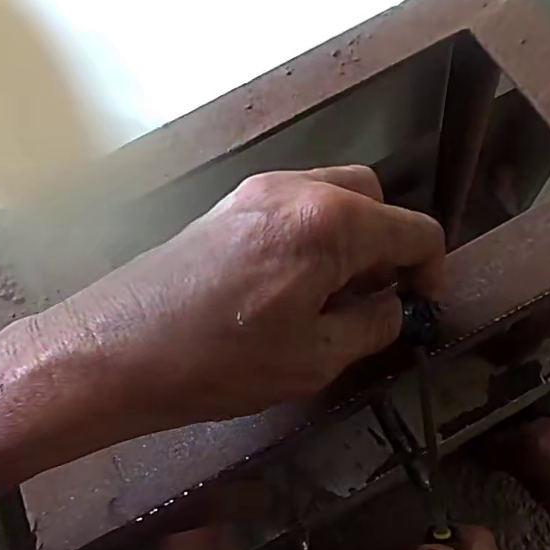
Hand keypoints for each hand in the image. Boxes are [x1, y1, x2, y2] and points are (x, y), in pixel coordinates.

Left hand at [32, 165, 445, 431]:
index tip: (421, 306)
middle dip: (388, 246)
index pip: (414, 230)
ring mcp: (257, 190)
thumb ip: (372, 325)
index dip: (432, 270)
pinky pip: (293, 207)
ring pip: (331, 197)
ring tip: (332, 296)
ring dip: (349, 239)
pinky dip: (312, 236)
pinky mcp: (228, 205)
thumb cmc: (221, 360)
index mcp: (331, 222)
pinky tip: (292, 284)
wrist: (118, 347)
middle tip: (375, 298)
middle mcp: (298, 188)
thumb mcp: (315, 357)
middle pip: (373, 199)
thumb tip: (394, 307)